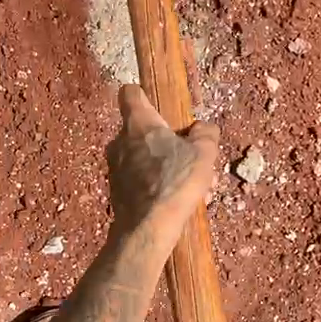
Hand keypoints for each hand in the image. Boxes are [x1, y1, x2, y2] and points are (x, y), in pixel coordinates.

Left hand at [105, 85, 217, 236]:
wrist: (147, 228)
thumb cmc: (175, 183)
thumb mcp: (204, 153)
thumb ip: (205, 134)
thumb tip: (202, 129)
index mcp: (138, 123)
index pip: (130, 93)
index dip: (144, 95)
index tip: (160, 106)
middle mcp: (120, 141)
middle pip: (141, 130)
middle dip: (165, 140)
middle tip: (188, 157)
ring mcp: (114, 166)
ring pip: (141, 157)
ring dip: (163, 165)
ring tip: (188, 185)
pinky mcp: (116, 190)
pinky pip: (138, 179)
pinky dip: (154, 184)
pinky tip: (174, 200)